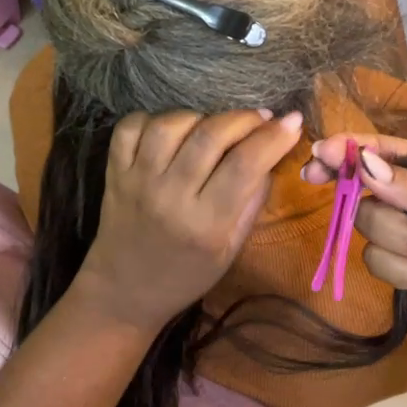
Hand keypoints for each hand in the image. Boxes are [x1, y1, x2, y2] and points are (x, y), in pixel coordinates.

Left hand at [73, 109, 305, 331]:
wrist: (125, 290)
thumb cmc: (186, 275)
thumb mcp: (230, 250)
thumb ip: (251, 202)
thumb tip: (272, 154)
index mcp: (206, 225)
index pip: (245, 166)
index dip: (273, 138)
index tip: (293, 120)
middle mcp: (170, 197)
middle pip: (209, 137)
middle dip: (242, 119)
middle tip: (260, 117)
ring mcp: (137, 180)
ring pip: (170, 124)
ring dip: (198, 117)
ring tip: (211, 127)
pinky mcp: (114, 170)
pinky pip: (131, 126)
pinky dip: (152, 118)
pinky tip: (169, 130)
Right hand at [304, 135, 406, 353]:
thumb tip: (363, 162)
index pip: (384, 149)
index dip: (349, 147)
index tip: (319, 151)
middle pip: (365, 184)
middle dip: (352, 189)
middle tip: (315, 179)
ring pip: (369, 224)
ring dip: (400, 241)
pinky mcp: (403, 266)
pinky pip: (377, 259)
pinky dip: (404, 270)